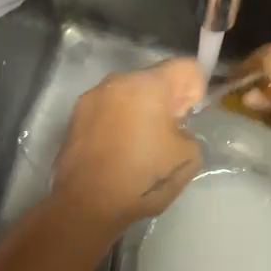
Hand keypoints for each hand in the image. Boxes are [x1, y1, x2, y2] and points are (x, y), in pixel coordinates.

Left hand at [52, 59, 204, 229]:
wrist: (87, 204)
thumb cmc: (142, 179)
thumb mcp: (188, 158)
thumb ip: (187, 131)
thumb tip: (173, 128)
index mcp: (148, 85)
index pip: (186, 66)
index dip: (196, 89)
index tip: (189, 118)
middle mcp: (117, 81)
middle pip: (154, 78)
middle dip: (166, 100)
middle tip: (168, 134)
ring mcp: (91, 97)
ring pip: (128, 93)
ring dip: (139, 110)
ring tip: (139, 146)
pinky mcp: (74, 117)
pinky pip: (107, 109)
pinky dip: (117, 122)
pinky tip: (117, 152)